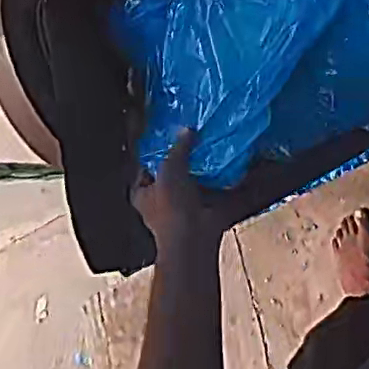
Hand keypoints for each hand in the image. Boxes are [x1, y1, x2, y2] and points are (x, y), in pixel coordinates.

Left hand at [133, 128, 229, 257]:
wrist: (195, 238)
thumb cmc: (172, 207)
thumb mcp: (170, 169)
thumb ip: (178, 148)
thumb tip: (187, 130)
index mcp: (143, 193)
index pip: (146, 167)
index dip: (155, 152)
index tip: (169, 134)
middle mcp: (161, 200)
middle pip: (171, 171)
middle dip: (182, 157)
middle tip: (195, 135)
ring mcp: (183, 204)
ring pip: (192, 177)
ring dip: (202, 165)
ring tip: (212, 142)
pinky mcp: (203, 206)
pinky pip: (210, 185)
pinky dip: (218, 174)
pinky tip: (225, 159)